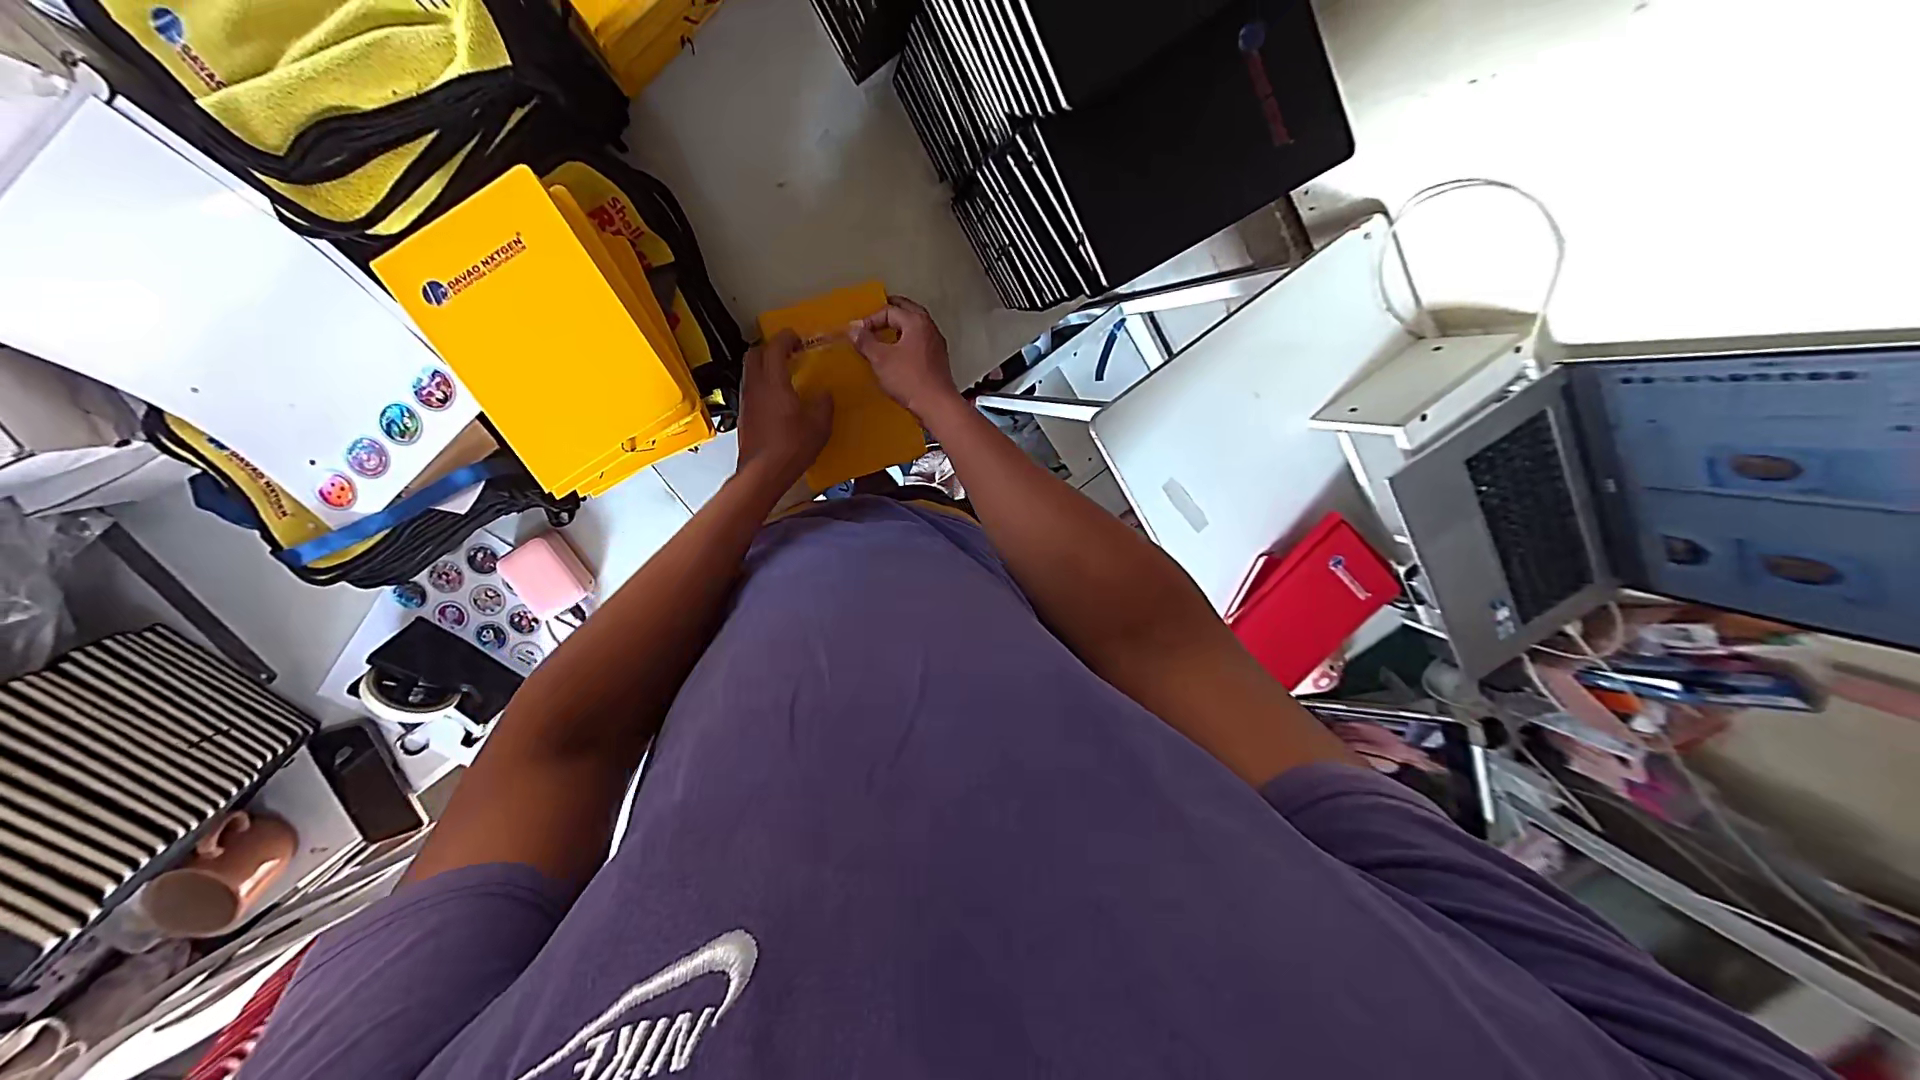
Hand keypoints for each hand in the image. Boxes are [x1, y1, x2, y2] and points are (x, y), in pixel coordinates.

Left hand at [735, 330, 832, 491]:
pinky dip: (762, 384)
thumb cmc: (792, 447)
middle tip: (786, 352)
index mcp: (774, 383)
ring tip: (782, 373)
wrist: (764, 473)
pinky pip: (751, 390)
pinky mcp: (744, 416)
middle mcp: (755, 387)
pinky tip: (776, 398)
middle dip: (769, 348)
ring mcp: (746, 402)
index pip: (774, 348)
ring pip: (750, 372)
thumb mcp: (819, 425)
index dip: (785, 338)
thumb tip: (824, 395)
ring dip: (763, 366)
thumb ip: (824, 404)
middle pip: (754, 354)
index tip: (795, 337)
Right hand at [848, 296, 963, 420]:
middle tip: (874, 317)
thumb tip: (853, 329)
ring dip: (899, 326)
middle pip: (907, 311)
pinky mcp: (937, 360)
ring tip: (883, 334)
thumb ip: (865, 341)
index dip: (870, 319)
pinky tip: (897, 353)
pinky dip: (907, 341)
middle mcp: (929, 328)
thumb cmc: (909, 379)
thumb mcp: (880, 359)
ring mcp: (936, 344)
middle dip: (890, 312)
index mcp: (916, 322)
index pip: (890, 310)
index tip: (857, 332)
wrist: (936, 406)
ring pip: (915, 327)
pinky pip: (919, 342)